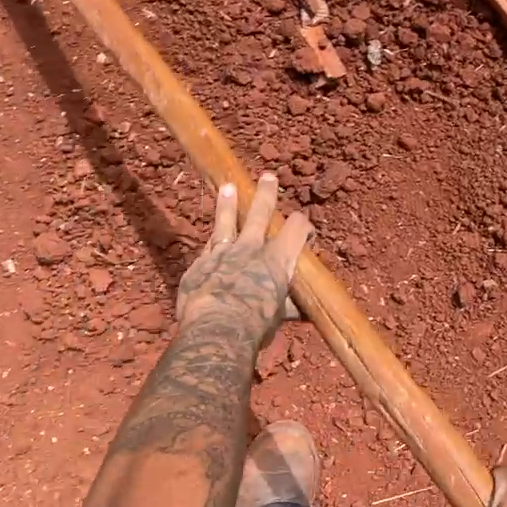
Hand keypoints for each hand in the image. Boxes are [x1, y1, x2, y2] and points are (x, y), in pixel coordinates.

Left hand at [174, 174, 311, 349]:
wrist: (216, 329)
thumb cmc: (256, 324)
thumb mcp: (279, 316)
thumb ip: (288, 306)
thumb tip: (306, 312)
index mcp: (278, 260)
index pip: (296, 229)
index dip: (302, 225)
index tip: (304, 227)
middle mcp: (252, 249)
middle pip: (261, 213)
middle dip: (266, 194)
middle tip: (268, 177)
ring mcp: (223, 253)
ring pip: (227, 221)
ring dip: (229, 204)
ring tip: (228, 187)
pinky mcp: (199, 264)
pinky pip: (207, 246)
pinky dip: (212, 241)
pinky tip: (210, 238)